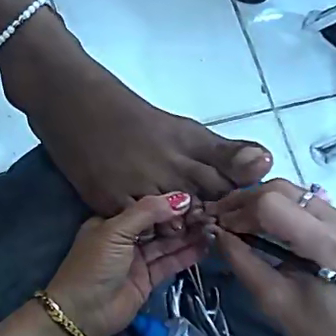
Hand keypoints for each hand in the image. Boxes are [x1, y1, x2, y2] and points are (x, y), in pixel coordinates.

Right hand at [1, 25, 272, 216]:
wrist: (71, 101)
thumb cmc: (124, 112)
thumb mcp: (179, 128)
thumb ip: (220, 151)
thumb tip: (265, 162)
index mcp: (189, 141)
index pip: (230, 177)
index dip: (240, 198)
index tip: (243, 211)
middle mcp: (169, 162)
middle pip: (208, 200)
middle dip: (218, 217)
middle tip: (218, 229)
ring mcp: (138, 182)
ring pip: (177, 220)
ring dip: (185, 229)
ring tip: (185, 234)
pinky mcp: (109, 198)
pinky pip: (139, 227)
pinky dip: (151, 234)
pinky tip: (153, 234)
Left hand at [43, 193, 210, 335]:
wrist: (83, 312)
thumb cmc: (94, 265)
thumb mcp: (115, 231)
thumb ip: (147, 212)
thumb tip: (180, 198)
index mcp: (110, 222)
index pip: (144, 208)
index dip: (167, 203)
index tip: (194, 197)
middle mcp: (124, 239)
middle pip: (158, 225)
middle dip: (181, 219)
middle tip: (208, 212)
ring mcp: (136, 260)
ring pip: (166, 243)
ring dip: (187, 236)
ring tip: (212, 226)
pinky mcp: (147, 279)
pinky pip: (170, 262)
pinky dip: (187, 255)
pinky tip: (206, 245)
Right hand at [210, 180, 335, 335]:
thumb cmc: (316, 329)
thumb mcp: (271, 298)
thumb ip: (242, 260)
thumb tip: (215, 231)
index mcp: (329, 245)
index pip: (273, 204)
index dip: (239, 211)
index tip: (220, 226)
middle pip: (284, 190)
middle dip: (247, 201)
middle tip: (223, 219)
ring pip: (295, 192)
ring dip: (262, 202)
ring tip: (240, 222)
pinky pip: (307, 203)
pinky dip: (281, 209)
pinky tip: (266, 227)